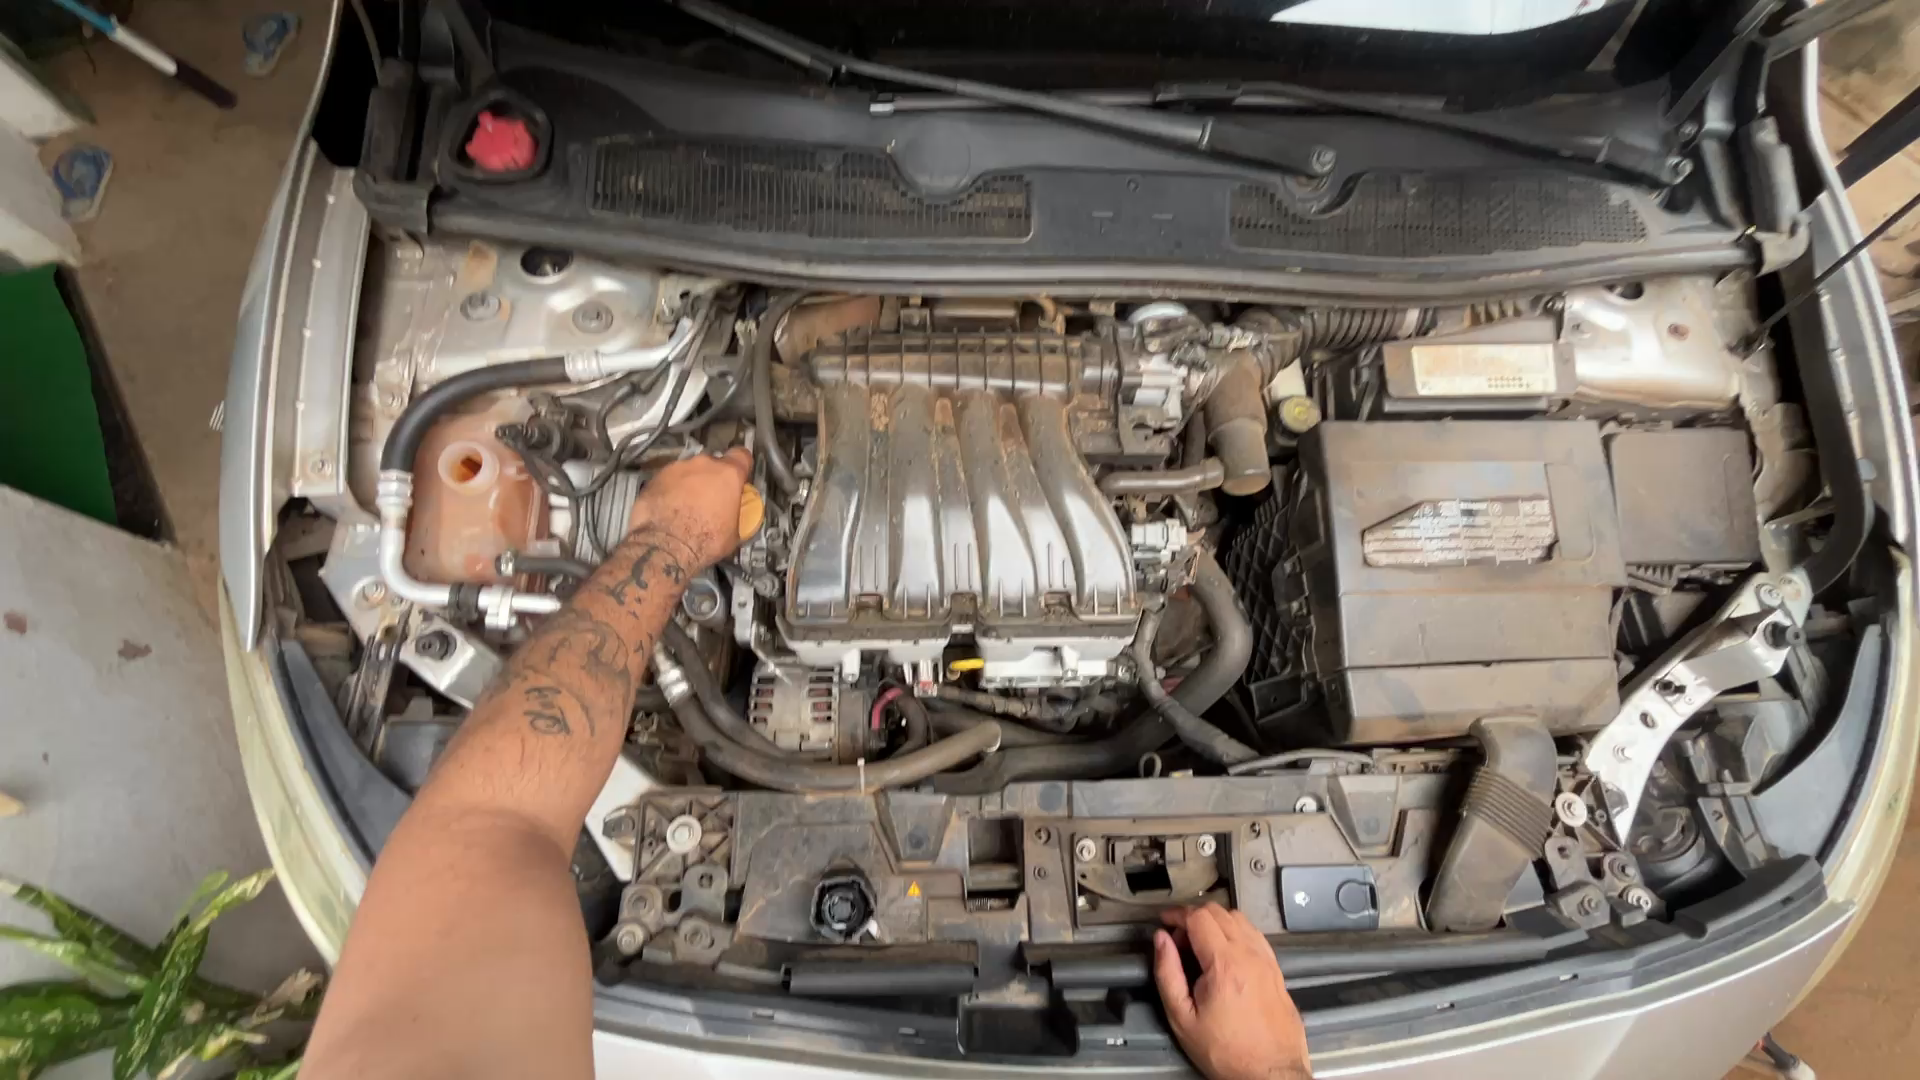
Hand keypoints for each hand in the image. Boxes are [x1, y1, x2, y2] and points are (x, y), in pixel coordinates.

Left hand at [625, 447, 753, 570]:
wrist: (665, 546)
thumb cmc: (706, 540)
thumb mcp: (734, 532)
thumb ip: (735, 513)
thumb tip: (732, 515)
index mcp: (729, 474)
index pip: (742, 456)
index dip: (741, 466)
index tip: (739, 478)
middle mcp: (703, 464)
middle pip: (713, 464)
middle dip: (713, 478)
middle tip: (711, 499)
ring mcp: (676, 468)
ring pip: (689, 471)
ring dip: (690, 483)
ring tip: (686, 505)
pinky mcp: (655, 477)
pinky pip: (669, 480)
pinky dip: (671, 490)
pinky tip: (669, 508)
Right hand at [1154, 904, 1310, 1079]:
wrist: (1271, 1078)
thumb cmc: (1227, 1053)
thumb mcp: (1183, 1019)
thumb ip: (1167, 973)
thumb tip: (1161, 940)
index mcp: (1224, 964)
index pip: (1198, 916)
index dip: (1177, 914)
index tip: (1166, 922)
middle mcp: (1249, 956)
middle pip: (1218, 911)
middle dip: (1194, 916)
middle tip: (1181, 939)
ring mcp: (1267, 962)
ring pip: (1239, 919)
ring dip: (1216, 921)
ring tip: (1203, 944)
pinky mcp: (1277, 972)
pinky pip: (1256, 935)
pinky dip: (1237, 933)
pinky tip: (1227, 953)